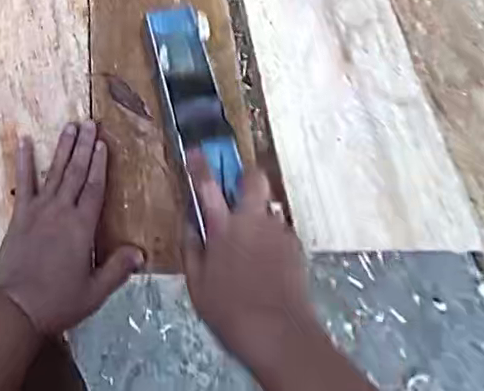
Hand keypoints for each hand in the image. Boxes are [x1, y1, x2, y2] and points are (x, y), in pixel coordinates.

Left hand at [0, 121, 140, 336]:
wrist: (14, 311)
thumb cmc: (57, 301)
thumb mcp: (94, 292)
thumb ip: (117, 269)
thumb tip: (141, 253)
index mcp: (82, 226)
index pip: (95, 187)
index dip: (101, 164)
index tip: (104, 142)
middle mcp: (62, 211)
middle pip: (77, 172)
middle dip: (85, 146)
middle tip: (90, 122)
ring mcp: (39, 210)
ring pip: (55, 172)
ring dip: (64, 147)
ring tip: (70, 125)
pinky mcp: (19, 216)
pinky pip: (24, 184)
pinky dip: (24, 161)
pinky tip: (24, 141)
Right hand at [181, 153, 319, 376]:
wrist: (279, 333)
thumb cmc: (230, 313)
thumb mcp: (197, 286)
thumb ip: (191, 249)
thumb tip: (189, 224)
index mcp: (223, 228)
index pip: (207, 185)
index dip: (199, 163)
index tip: (195, 149)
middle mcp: (251, 219)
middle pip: (253, 177)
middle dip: (246, 176)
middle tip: (238, 191)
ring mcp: (276, 228)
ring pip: (268, 206)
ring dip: (259, 215)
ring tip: (253, 244)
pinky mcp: (294, 243)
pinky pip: (280, 230)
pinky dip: (272, 238)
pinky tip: (268, 264)